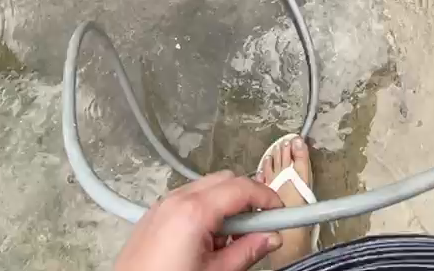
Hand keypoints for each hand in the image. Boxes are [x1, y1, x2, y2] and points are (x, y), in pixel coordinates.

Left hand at [114, 170, 283, 270]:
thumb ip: (246, 252)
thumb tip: (271, 238)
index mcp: (195, 211)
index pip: (242, 188)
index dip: (266, 197)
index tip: (280, 212)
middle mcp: (178, 198)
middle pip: (225, 180)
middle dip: (245, 199)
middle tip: (258, 227)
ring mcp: (162, 204)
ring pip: (207, 188)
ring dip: (225, 205)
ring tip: (228, 243)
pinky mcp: (153, 215)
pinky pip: (187, 198)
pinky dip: (204, 209)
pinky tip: (205, 241)